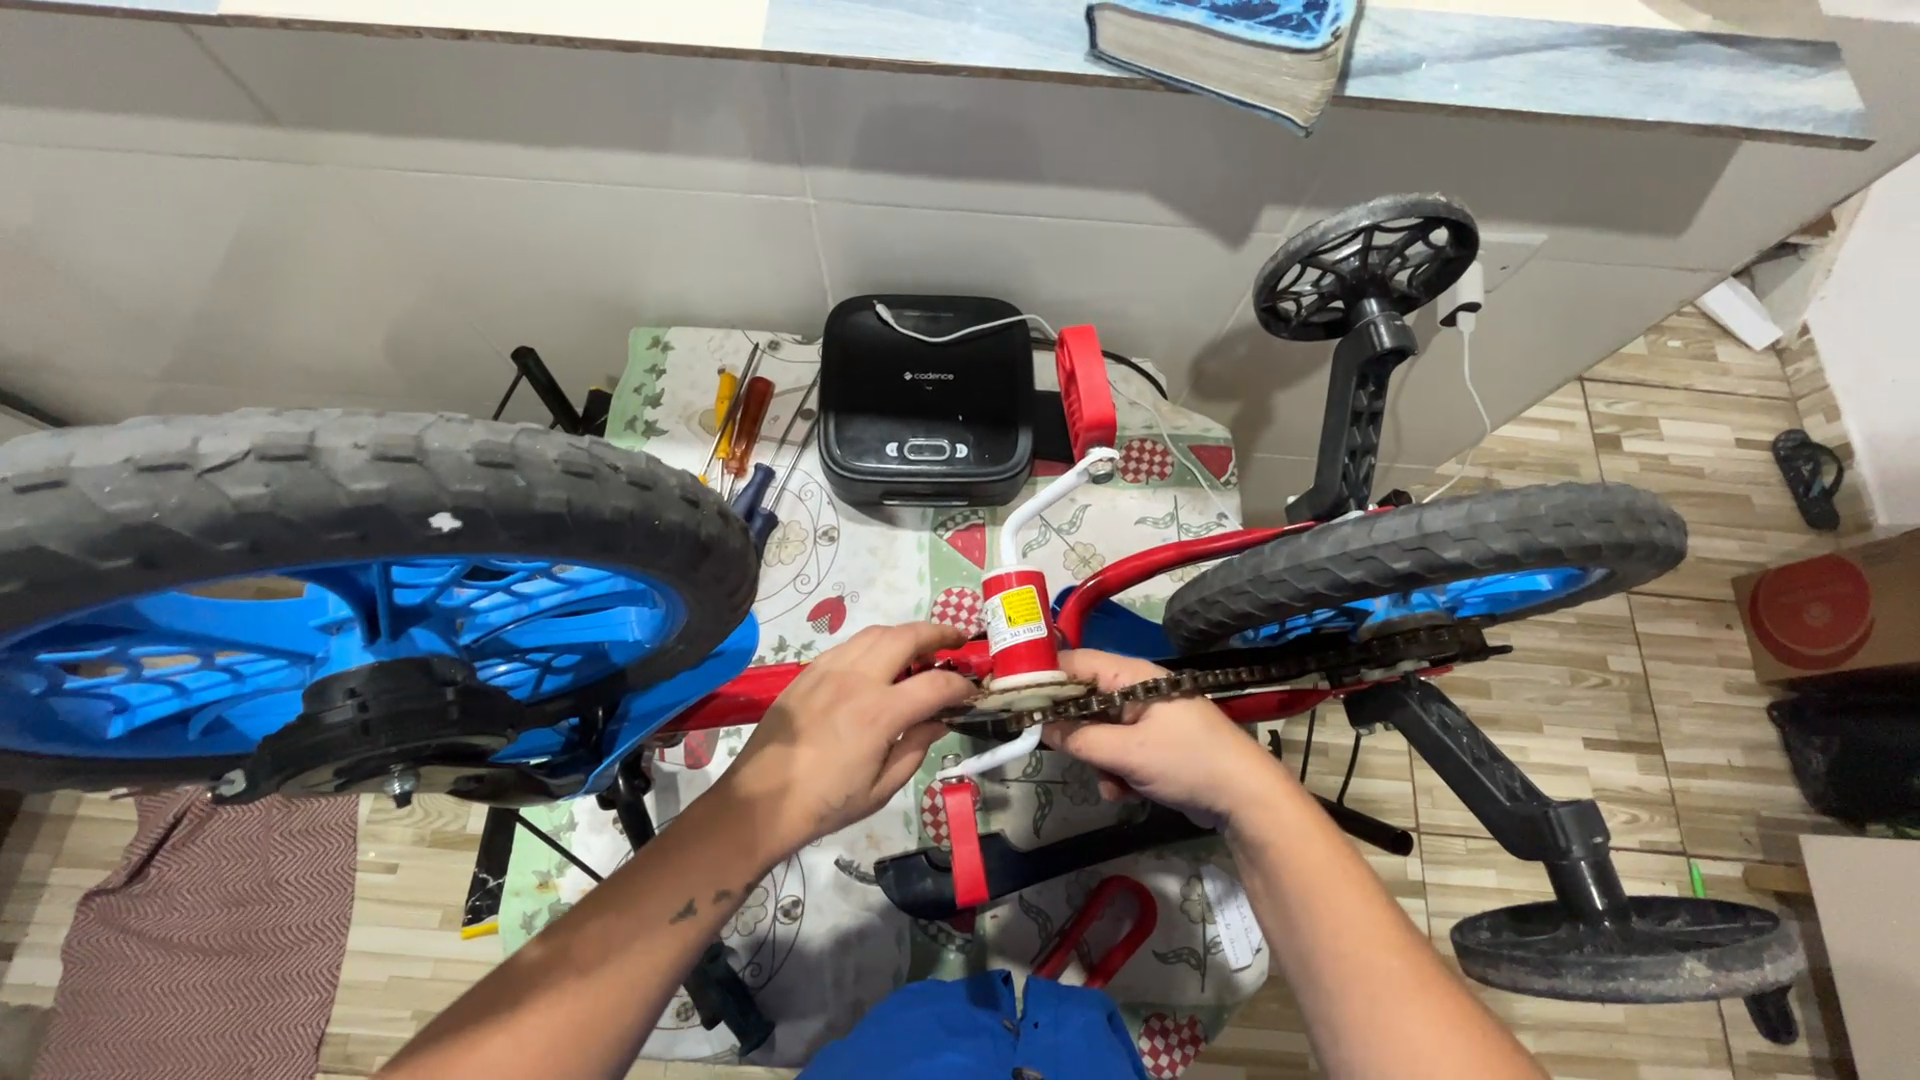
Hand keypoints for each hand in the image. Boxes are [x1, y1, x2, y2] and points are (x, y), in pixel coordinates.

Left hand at [714, 623, 973, 856]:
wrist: (762, 801)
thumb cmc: (826, 803)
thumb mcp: (882, 788)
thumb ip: (916, 747)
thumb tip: (938, 721)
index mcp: (879, 713)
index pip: (936, 684)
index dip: (960, 685)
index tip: (971, 691)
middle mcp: (856, 680)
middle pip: (907, 637)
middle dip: (939, 634)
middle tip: (956, 642)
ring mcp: (829, 670)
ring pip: (876, 633)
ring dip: (906, 634)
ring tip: (921, 646)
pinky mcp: (808, 671)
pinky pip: (850, 644)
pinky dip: (874, 643)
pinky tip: (880, 659)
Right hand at [1041, 648, 1292, 826]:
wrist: (1246, 800)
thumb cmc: (1188, 763)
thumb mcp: (1127, 753)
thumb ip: (1080, 738)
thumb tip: (1040, 726)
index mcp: (1134, 675)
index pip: (1076, 662)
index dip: (1043, 677)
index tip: (1015, 700)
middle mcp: (1138, 689)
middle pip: (1084, 698)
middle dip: (1071, 729)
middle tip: (1052, 748)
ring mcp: (1147, 718)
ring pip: (1098, 729)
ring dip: (1096, 757)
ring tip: (1110, 782)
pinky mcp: (1153, 744)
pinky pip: (1117, 750)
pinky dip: (1115, 770)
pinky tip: (1123, 792)